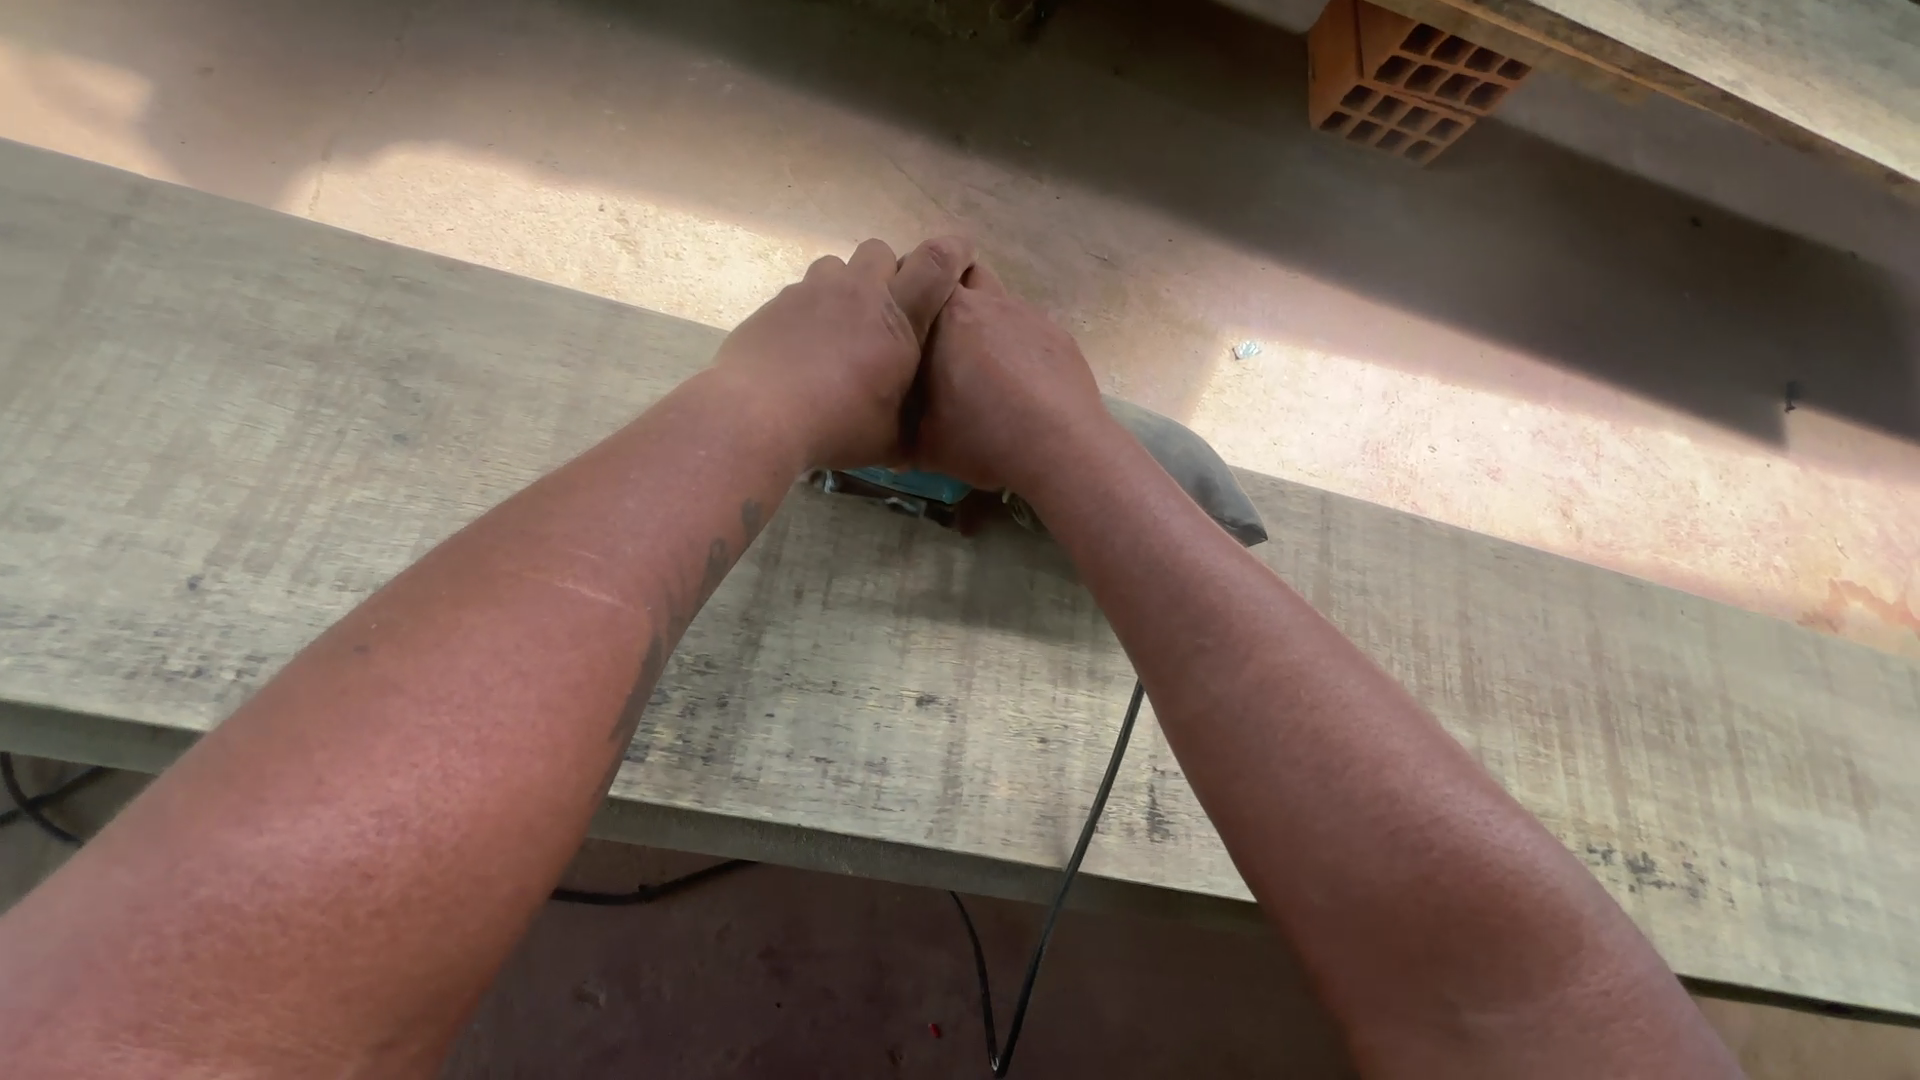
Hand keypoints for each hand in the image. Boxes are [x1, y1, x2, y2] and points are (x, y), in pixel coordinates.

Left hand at [711, 236, 972, 467]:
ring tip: (842, 327)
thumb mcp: (891, 440)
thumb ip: (914, 428)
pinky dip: (812, 311)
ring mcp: (811, 293)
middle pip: (881, 251)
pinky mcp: (776, 304)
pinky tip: (805, 348)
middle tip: (888, 311)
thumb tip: (929, 440)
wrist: (758, 417)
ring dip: (847, 286)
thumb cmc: (838, 427)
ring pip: (837, 266)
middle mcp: (857, 293)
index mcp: (898, 319)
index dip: (955, 252)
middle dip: (891, 270)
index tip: (962, 257)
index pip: (937, 263)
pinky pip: (802, 292)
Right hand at [912, 263, 1110, 491]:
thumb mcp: (923, 442)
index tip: (907, 315)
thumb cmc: (981, 437)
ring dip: (988, 321)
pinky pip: (1029, 328)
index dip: (913, 288)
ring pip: (1000, 301)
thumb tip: (890, 433)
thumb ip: (902, 424)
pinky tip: (1021, 383)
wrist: (1058, 448)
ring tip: (985, 366)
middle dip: (953, 293)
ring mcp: (1029, 316)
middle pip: (966, 274)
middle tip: (944, 337)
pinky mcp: (1059, 336)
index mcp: (946, 317)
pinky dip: (1019, 344)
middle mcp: (989, 303)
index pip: (922, 272)